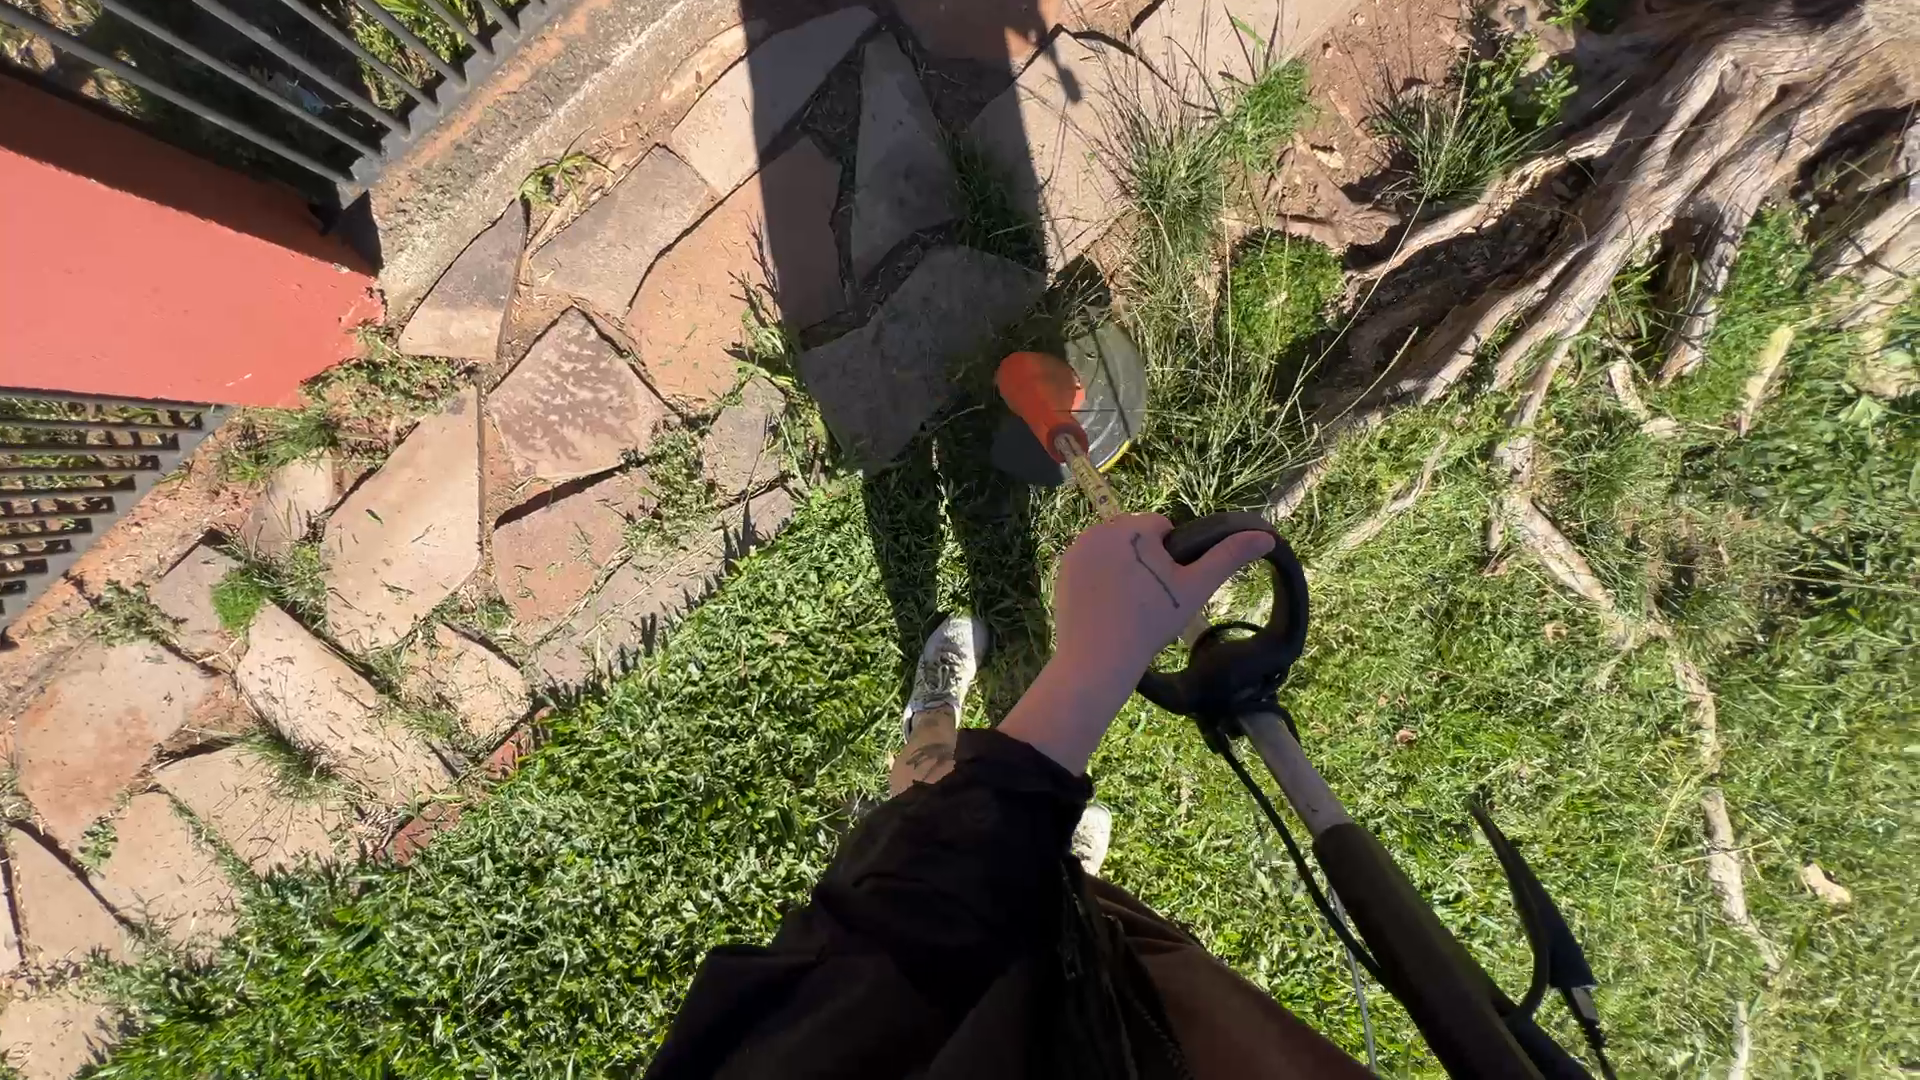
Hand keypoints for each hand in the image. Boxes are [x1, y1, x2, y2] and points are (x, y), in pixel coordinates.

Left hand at [1000, 514, 1273, 773]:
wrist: (1097, 657)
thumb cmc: (1150, 621)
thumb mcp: (1195, 588)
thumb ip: (1228, 557)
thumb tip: (1267, 537)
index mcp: (1132, 527)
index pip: (1161, 527)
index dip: (1171, 557)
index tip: (1166, 586)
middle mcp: (1098, 529)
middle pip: (1135, 537)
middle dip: (1145, 559)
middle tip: (1147, 598)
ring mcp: (1076, 549)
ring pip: (1113, 550)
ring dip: (1124, 567)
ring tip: (1128, 604)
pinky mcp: (1062, 569)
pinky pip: (1092, 565)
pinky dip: (1101, 579)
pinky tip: (1107, 606)